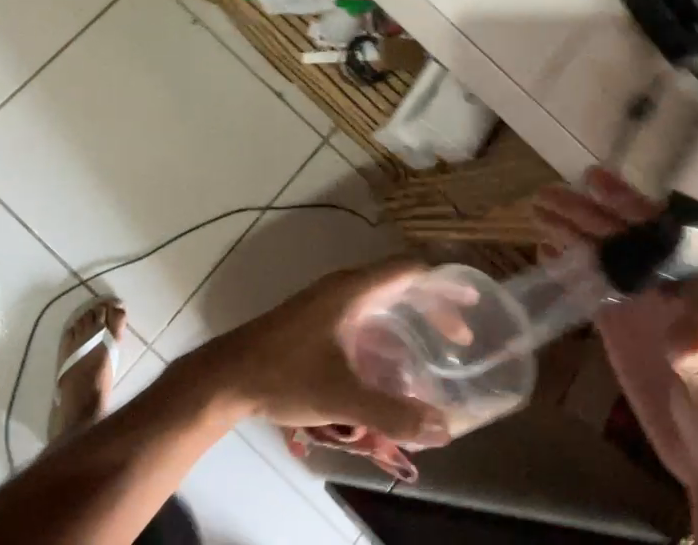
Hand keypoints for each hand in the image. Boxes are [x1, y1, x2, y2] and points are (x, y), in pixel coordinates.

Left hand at [180, 259, 450, 449]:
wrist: (226, 377)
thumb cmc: (283, 375)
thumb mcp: (341, 397)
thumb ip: (392, 414)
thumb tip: (443, 428)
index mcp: (352, 291)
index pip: (407, 269)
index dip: (442, 280)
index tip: (472, 299)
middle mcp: (342, 288)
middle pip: (398, 284)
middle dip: (432, 305)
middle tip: (463, 337)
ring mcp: (326, 303)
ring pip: (380, 301)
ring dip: (409, 319)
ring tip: (436, 349)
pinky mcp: (315, 321)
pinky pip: (364, 315)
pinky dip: (388, 330)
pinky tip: (394, 364)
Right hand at [533, 170, 697, 503]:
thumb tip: (688, 329)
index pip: (658, 235)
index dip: (626, 204)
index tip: (594, 179)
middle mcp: (668, 288)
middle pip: (623, 241)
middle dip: (586, 216)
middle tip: (545, 197)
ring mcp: (644, 307)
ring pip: (605, 258)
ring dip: (573, 234)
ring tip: (537, 212)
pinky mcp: (624, 330)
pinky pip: (594, 288)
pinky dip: (570, 268)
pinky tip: (546, 253)